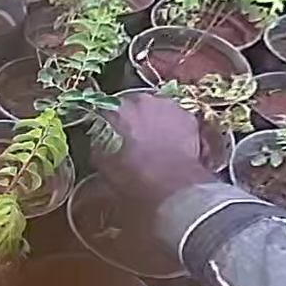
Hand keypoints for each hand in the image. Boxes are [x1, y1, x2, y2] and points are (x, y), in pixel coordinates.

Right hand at [93, 94, 217, 206]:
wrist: (170, 185)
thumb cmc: (132, 175)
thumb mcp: (101, 162)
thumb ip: (97, 144)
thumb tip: (98, 141)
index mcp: (114, 109)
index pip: (105, 107)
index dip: (106, 121)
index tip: (107, 132)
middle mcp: (141, 100)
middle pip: (132, 104)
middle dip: (131, 118)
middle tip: (131, 137)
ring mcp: (167, 106)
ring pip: (155, 109)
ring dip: (152, 120)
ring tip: (152, 141)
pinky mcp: (187, 116)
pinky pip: (175, 118)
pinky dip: (171, 128)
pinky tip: (169, 145)